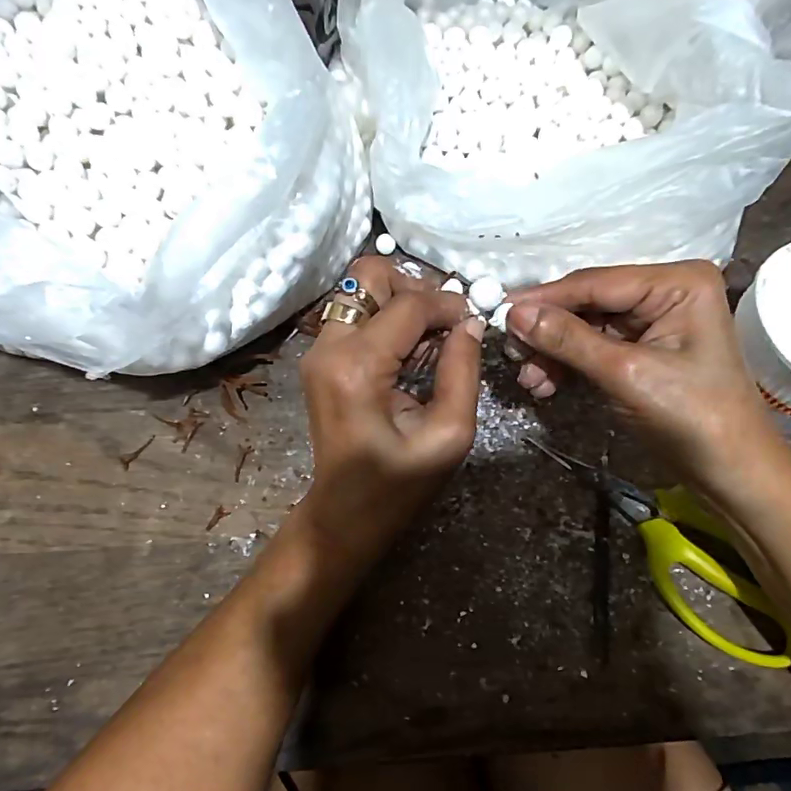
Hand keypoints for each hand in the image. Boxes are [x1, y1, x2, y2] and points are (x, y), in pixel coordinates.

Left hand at [294, 256, 482, 563]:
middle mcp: (328, 349)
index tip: (473, 323)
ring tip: (429, 341)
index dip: (448, 305)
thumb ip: (462, 372)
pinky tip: (408, 353)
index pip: (408, 305)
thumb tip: (470, 323)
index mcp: (356, 368)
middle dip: (414, 289)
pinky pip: (354, 315)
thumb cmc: (398, 486)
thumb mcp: (448, 435)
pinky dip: (385, 320)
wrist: (345, 514)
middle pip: (369, 276)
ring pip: (359, 291)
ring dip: (399, 303)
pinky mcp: (319, 360)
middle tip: (443, 324)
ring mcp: (317, 353)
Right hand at [505, 261, 785, 494]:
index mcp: (676, 283)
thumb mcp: (626, 375)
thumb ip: (569, 340)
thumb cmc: (692, 418)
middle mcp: (665, 291)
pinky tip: (545, 384)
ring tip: (528, 379)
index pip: (596, 283)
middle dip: (547, 331)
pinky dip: (567, 365)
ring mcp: (652, 321)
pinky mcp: (640, 349)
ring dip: (552, 352)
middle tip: (509, 352)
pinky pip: (592, 347)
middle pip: (587, 303)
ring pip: (584, 327)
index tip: (498, 312)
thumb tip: (514, 313)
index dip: (545, 299)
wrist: (730, 471)